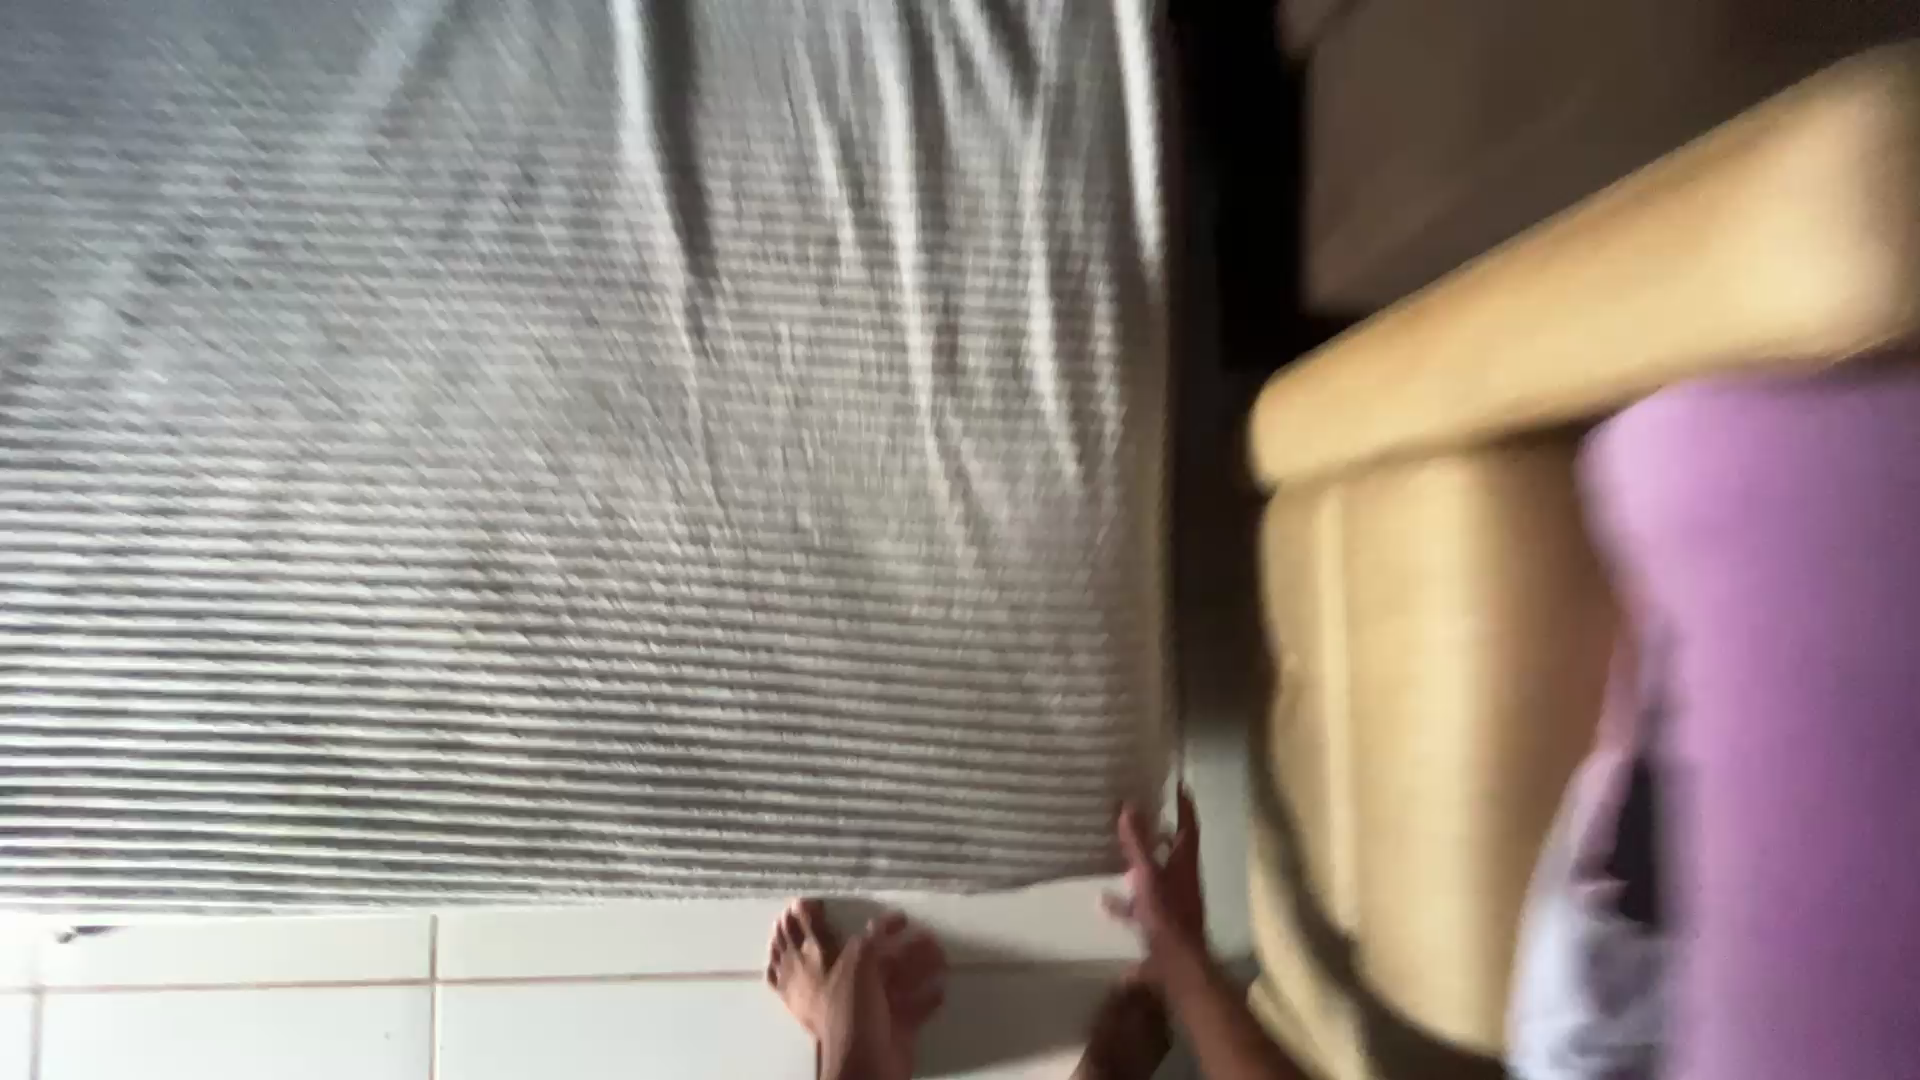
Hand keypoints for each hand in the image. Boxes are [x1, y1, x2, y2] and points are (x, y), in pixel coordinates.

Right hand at [1104, 785, 1207, 980]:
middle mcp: (1183, 878)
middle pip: (1174, 848)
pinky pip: (1141, 902)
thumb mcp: (1148, 875)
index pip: (1188, 826)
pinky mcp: (1162, 920)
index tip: (1178, 784)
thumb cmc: (1166, 915)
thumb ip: (1138, 842)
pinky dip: (1125, 898)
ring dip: (1141, 861)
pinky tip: (1104, 899)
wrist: (1177, 967)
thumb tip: (1130, 804)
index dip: (1184, 805)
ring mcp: (1174, 900)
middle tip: (1142, 811)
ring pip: (1157, 873)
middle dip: (1160, 830)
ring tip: (1118, 850)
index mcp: (1185, 863)